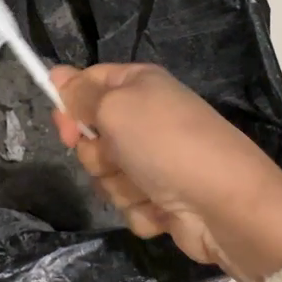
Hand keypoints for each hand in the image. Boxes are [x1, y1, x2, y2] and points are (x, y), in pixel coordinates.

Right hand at [50, 63, 281, 281]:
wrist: (226, 204)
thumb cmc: (166, 143)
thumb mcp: (115, 107)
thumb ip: (80, 94)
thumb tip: (55, 73)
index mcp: (138, 85)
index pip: (88, 83)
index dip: (71, 104)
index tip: (65, 125)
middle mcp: (146, 118)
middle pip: (92, 134)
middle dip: (96, 153)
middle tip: (115, 156)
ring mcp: (155, 161)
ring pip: (107, 174)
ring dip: (118, 184)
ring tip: (146, 185)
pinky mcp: (163, 199)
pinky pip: (128, 203)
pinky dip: (140, 208)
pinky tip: (162, 208)